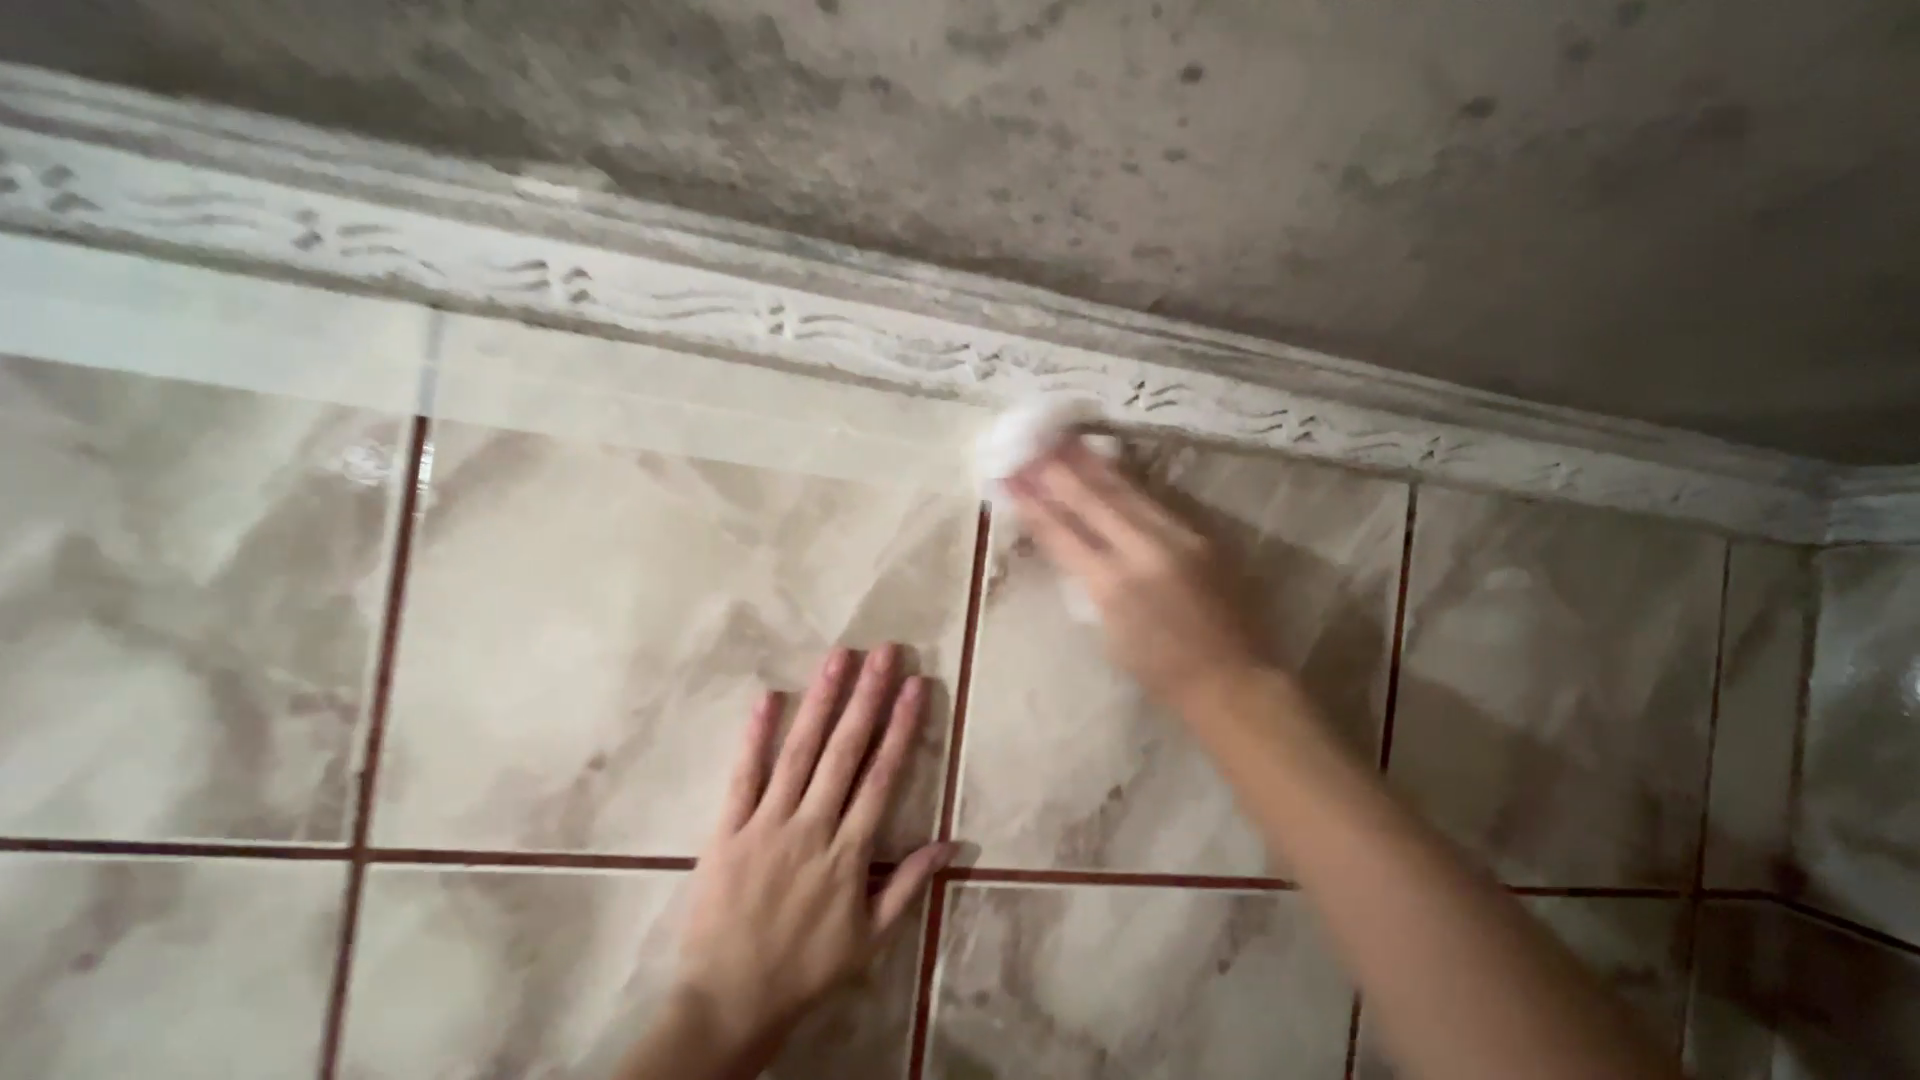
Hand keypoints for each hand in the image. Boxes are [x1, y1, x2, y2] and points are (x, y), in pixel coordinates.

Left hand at [670, 644, 955, 1063]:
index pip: (882, 776)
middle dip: (867, 697)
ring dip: (821, 702)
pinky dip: (755, 737)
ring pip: (799, 752)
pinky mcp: (726, 831)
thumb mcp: (870, 939)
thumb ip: (907, 886)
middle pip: (845, 751)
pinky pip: (742, 777)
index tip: (914, 686)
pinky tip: (768, 698)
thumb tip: (951, 844)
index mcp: (849, 853)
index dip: (900, 727)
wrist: (729, 1002)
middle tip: (884, 652)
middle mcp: (812, 827)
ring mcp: (766, 825)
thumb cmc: (806, 971)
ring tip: (839, 658)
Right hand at [1007, 441, 1263, 711]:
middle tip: (1034, 445)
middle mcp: (1144, 552)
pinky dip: (1128, 482)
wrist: (1230, 679)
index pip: (1062, 534)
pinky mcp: (1200, 536)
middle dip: (1060, 472)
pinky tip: (1113, 466)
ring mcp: (1177, 539)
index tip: (1010, 480)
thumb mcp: (1108, 634)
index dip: (1033, 505)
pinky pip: (1155, 502)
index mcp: (1112, 585)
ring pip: (1128, 492)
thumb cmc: (1159, 671)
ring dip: (1094, 466)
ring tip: (1069, 441)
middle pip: (1094, 500)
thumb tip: (1069, 547)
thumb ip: (1088, 585)